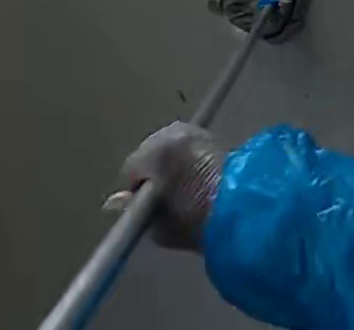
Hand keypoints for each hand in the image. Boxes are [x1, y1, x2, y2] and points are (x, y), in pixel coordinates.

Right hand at [104, 122, 222, 250]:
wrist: (240, 202)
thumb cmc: (195, 214)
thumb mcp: (159, 223)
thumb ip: (134, 209)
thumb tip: (114, 202)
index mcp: (155, 150)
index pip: (131, 169)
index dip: (135, 191)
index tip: (144, 208)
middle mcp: (172, 131)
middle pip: (150, 153)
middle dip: (153, 172)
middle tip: (163, 198)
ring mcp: (194, 129)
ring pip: (169, 146)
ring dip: (170, 162)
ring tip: (181, 187)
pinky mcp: (211, 133)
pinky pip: (187, 144)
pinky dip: (186, 157)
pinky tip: (196, 175)